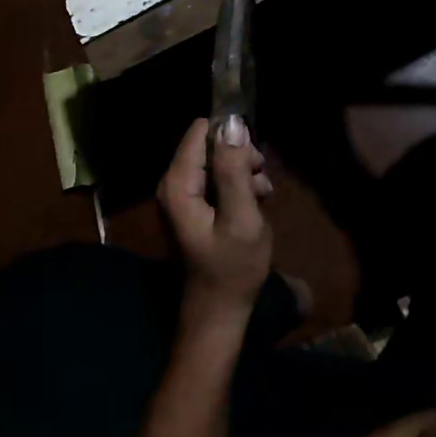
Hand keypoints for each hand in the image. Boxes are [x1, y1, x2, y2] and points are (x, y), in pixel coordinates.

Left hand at [157, 117, 273, 327]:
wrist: (218, 313)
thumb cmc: (232, 268)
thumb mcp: (241, 217)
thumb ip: (234, 170)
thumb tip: (233, 123)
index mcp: (178, 184)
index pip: (200, 131)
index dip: (230, 136)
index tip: (253, 158)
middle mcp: (173, 184)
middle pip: (209, 144)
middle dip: (239, 155)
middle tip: (260, 179)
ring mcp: (182, 196)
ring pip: (216, 161)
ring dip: (243, 171)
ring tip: (262, 194)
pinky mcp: (194, 206)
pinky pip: (216, 179)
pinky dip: (238, 185)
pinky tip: (256, 201)